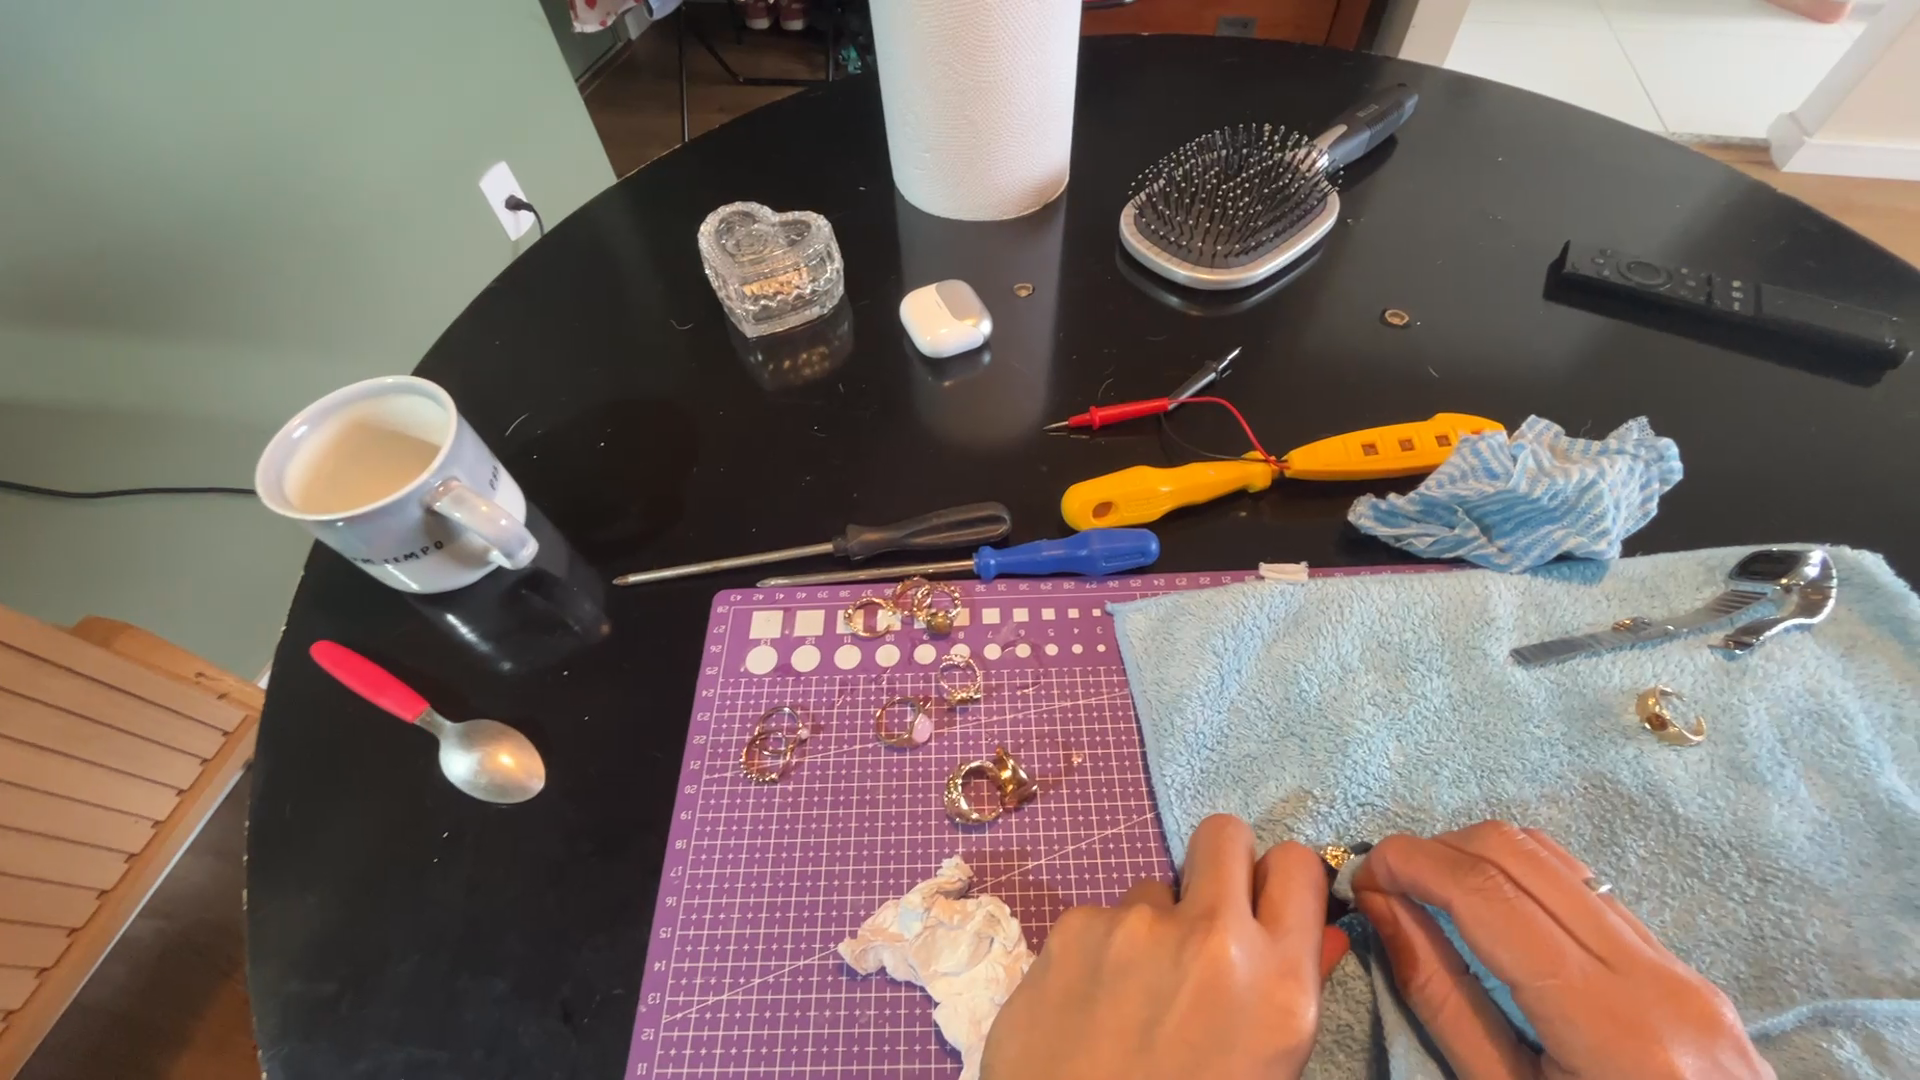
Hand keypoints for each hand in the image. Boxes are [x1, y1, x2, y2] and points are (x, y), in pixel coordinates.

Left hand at [982, 815, 1347, 1079]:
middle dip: (1220, 862)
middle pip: (1223, 833)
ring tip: (1136, 994)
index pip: (1297, 866)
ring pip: (1155, 886)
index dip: (1279, 877)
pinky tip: (1090, 1002)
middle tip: (1205, 911)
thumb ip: (1294, 990)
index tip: (1263, 899)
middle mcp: (1212, 937)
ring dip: (1154, 925)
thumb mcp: (1266, 1073)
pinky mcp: (1076, 924)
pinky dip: (1103, 948)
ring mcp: (1137, 923)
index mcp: (1278, 986)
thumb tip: (1324, 930)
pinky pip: (1103, 916)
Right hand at [1353, 822, 1773, 1079]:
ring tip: (1428, 893)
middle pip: (1513, 850)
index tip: (1361, 880)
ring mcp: (1676, 966)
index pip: (1486, 893)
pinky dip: (1511, 873)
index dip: (1408, 864)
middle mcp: (1654, 977)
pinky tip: (1484, 909)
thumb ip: (1440, 997)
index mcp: (1612, 1028)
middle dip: (1430, 850)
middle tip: (1385, 884)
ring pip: (1546, 853)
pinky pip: (1577, 882)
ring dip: (1468, 853)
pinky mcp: (1679, 965)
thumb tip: (1380, 906)